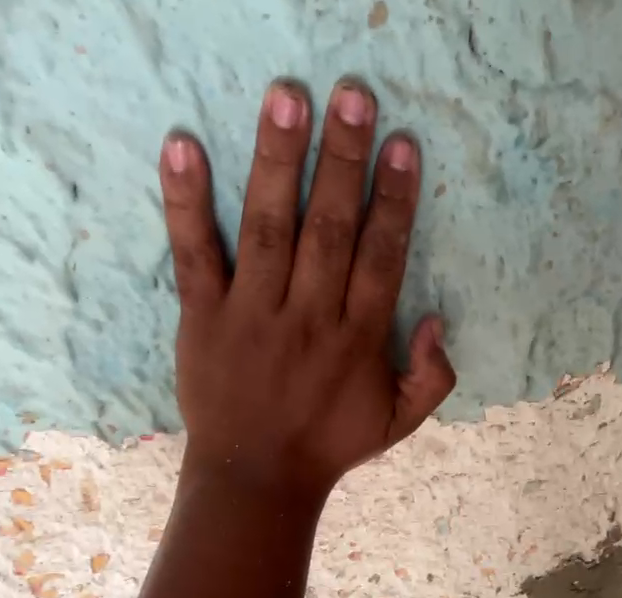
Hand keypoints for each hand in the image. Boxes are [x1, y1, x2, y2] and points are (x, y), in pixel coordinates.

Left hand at [158, 79, 455, 500]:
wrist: (257, 476)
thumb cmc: (332, 442)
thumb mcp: (402, 422)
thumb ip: (434, 376)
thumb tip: (438, 318)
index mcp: (360, 339)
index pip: (382, 257)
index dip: (394, 201)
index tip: (401, 146)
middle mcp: (310, 317)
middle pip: (331, 228)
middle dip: (344, 160)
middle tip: (353, 96)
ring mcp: (253, 313)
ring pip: (268, 228)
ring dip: (278, 161)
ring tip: (288, 99)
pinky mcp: (202, 316)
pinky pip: (194, 254)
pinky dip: (185, 202)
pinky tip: (183, 146)